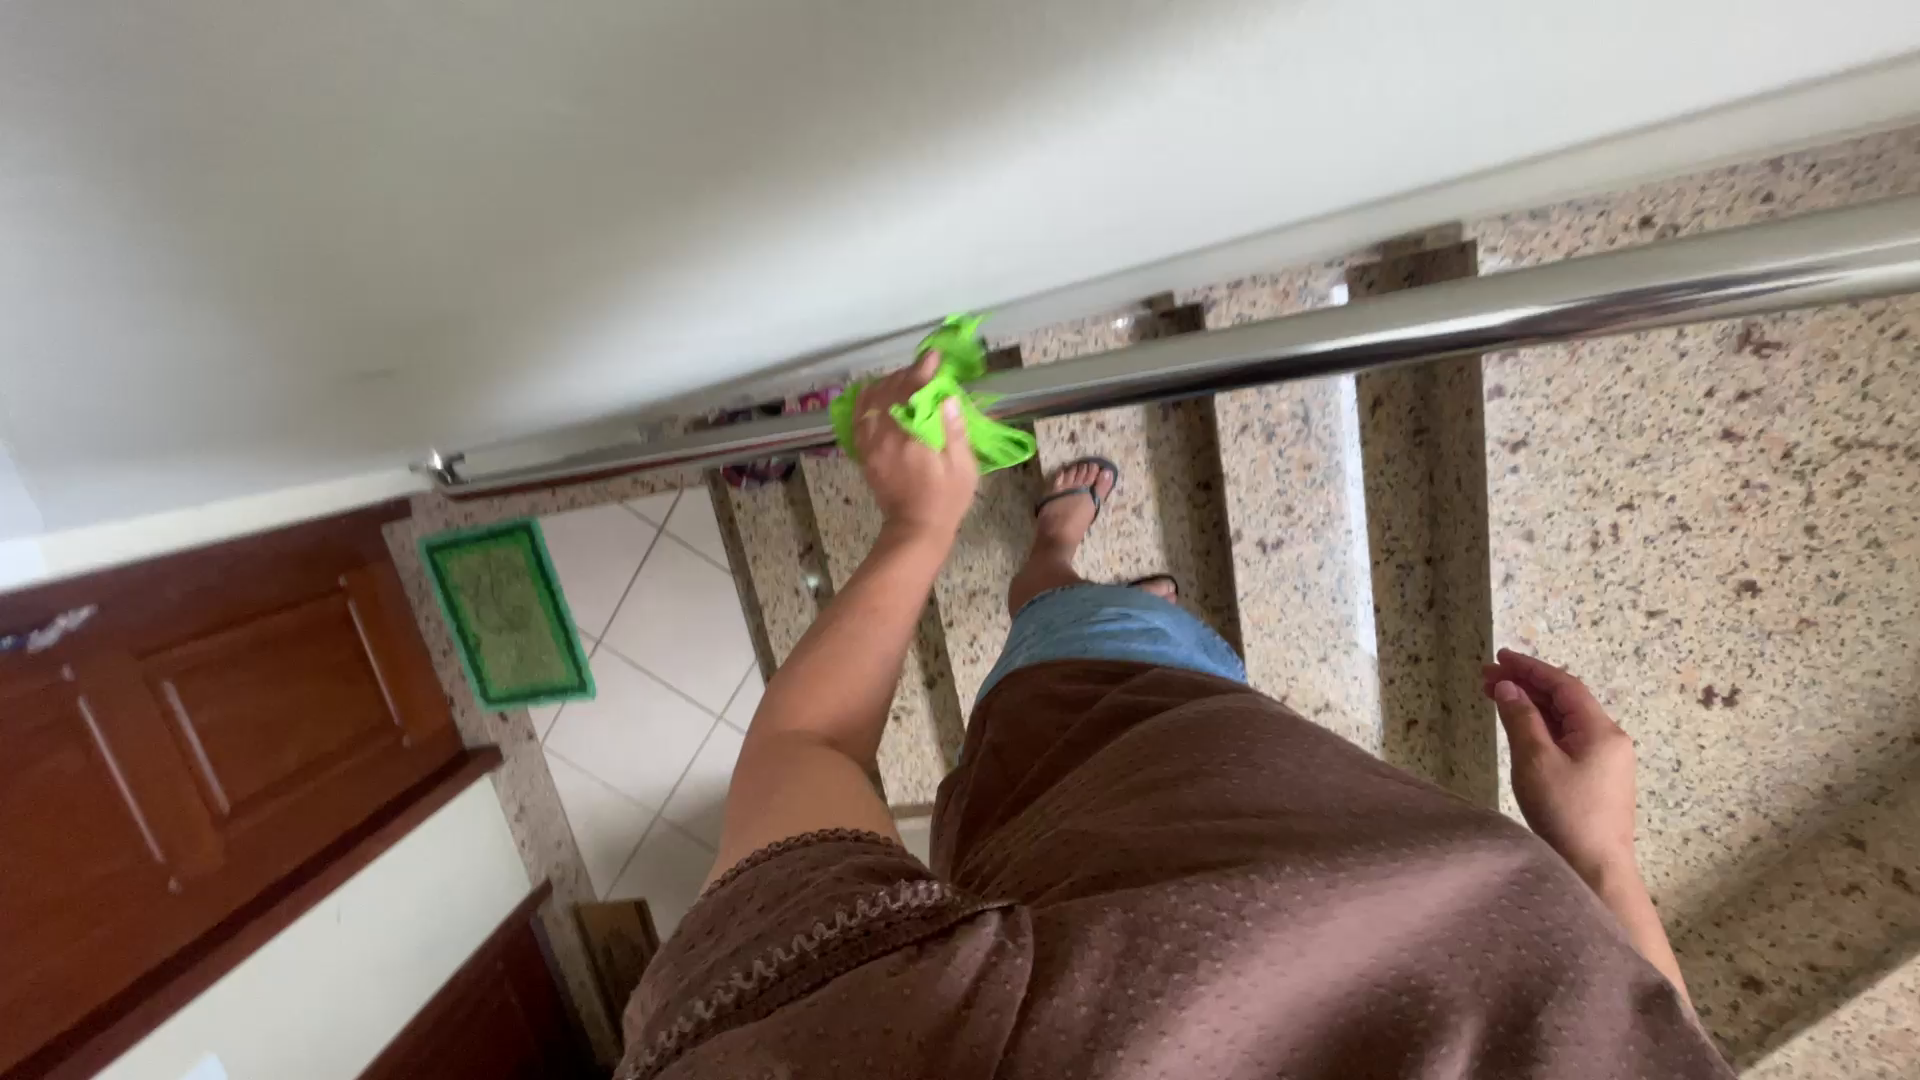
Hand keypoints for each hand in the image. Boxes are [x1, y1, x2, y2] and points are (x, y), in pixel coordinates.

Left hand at [851, 351, 977, 540]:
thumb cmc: (946, 500)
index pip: (912, 392)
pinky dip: (864, 402)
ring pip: (869, 402)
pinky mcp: (864, 454)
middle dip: (905, 374)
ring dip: (884, 385)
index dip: (922, 370)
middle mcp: (885, 437)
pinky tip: (874, 395)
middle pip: (889, 392)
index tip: (933, 356)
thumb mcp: (963, 468)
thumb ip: (955, 431)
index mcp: (912, 438)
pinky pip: (857, 420)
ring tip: (900, 378)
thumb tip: (948, 398)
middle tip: (922, 367)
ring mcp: (870, 445)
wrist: (915, 529)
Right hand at [1482, 648, 1639, 887]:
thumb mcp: (1536, 759)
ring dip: (1530, 702)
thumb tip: (1509, 687)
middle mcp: (1608, 739)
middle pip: (1564, 700)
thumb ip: (1522, 718)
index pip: (1564, 685)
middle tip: (1486, 675)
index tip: (1498, 657)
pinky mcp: (1594, 776)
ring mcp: (1603, 759)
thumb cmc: (1564, 809)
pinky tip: (1518, 723)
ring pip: (1563, 718)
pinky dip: (1538, 722)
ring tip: (1494, 693)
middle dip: (1526, 683)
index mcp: (1601, 731)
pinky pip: (1564, 736)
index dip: (1530, 667)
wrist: (1594, 865)